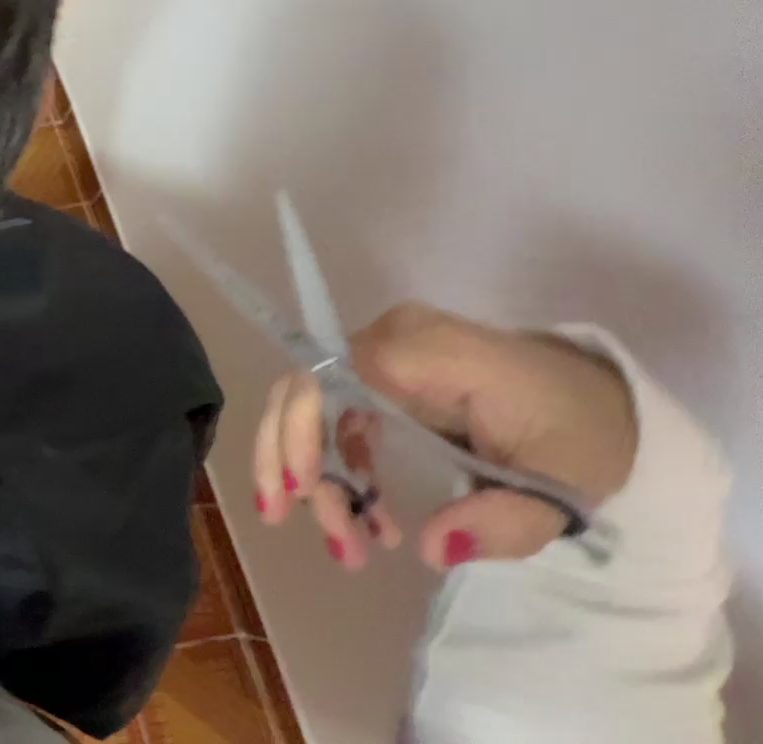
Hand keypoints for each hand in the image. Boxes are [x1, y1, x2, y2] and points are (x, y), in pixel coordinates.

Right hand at [251, 302, 637, 572]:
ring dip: (306, 472)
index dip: (301, 433)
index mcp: (423, 351)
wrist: (605, 401)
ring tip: (344, 542)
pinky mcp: (372, 379)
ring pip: (302, 408)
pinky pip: (327, 417)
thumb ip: (504, 518)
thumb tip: (432, 550)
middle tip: (296, 524)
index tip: (304, 493)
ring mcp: (373, 357)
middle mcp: (383, 341)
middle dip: (287, 460)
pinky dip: (331, 468)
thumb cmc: (584, 432)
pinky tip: (365, 514)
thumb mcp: (565, 483)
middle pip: (299, 392)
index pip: (327, 380)